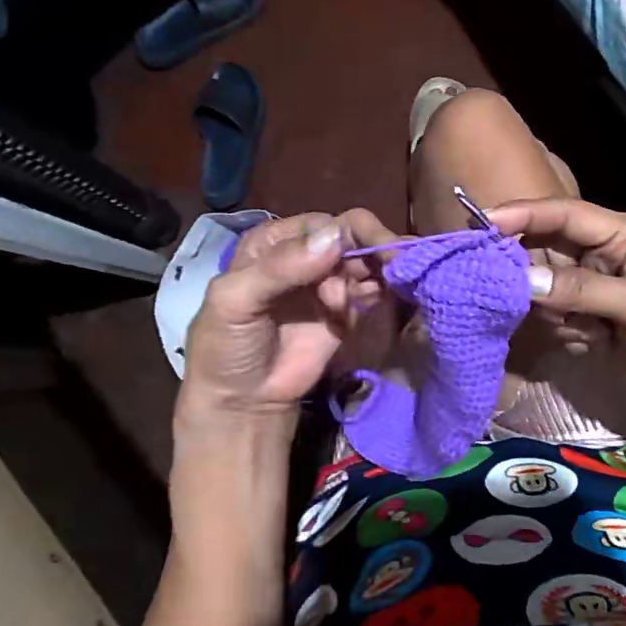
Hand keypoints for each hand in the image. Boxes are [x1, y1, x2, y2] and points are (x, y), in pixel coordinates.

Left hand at [179, 209, 400, 422]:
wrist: (243, 401)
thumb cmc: (227, 345)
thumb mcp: (236, 300)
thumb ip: (281, 267)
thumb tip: (335, 237)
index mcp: (274, 243)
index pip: (321, 224)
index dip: (350, 233)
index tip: (373, 253)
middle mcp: (306, 257)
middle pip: (352, 238)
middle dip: (375, 248)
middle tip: (397, 265)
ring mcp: (329, 284)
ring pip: (367, 263)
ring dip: (381, 272)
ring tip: (386, 287)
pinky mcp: (347, 313)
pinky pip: (372, 292)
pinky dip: (382, 293)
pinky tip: (375, 302)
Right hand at [486, 198, 625, 410]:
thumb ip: (583, 289)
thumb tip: (523, 281)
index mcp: (624, 234)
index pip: (565, 215)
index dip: (524, 215)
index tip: (483, 221)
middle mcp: (600, 253)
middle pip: (545, 246)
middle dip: (523, 264)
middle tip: (493, 280)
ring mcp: (588, 286)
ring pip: (541, 283)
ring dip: (544, 307)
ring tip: (573, 327)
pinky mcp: (579, 316)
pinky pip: (548, 314)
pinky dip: (556, 328)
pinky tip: (586, 342)